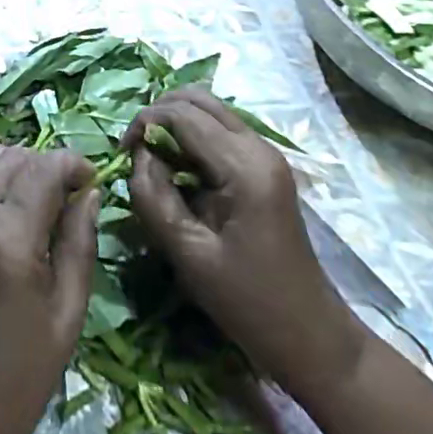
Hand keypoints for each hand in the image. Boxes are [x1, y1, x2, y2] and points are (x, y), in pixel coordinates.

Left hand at [0, 146, 99, 433]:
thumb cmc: (21, 368)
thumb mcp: (67, 312)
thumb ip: (79, 243)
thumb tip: (89, 193)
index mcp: (8, 238)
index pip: (41, 169)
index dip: (71, 162)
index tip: (94, 176)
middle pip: (13, 158)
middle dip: (48, 162)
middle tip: (75, 188)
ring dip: (21, 165)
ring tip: (49, 194)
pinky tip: (20, 201)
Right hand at [121, 89, 365, 388]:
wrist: (310, 335)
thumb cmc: (246, 299)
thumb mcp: (185, 250)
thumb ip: (152, 194)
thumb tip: (138, 154)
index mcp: (244, 167)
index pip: (180, 114)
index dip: (142, 124)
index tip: (121, 155)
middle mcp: (259, 148)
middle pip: (195, 98)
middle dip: (156, 115)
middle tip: (135, 151)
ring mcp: (264, 155)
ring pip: (206, 109)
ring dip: (172, 124)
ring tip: (152, 159)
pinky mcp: (262, 166)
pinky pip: (216, 129)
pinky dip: (188, 136)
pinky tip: (176, 169)